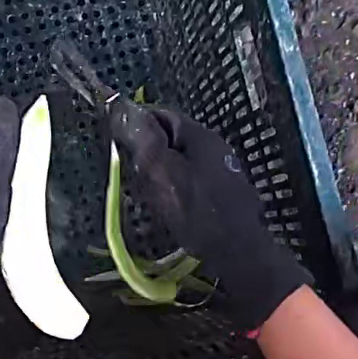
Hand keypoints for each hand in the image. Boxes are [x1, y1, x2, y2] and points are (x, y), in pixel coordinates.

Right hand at [110, 103, 311, 331]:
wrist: (238, 252)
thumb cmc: (195, 209)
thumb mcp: (160, 170)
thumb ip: (142, 138)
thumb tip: (121, 106)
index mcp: (199, 135)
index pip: (161, 115)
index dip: (137, 125)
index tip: (119, 145)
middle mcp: (215, 147)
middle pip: (173, 139)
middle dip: (149, 152)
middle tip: (130, 172)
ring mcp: (223, 172)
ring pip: (183, 163)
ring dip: (162, 174)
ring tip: (145, 195)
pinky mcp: (226, 195)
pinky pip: (193, 183)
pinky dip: (177, 191)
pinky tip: (169, 209)